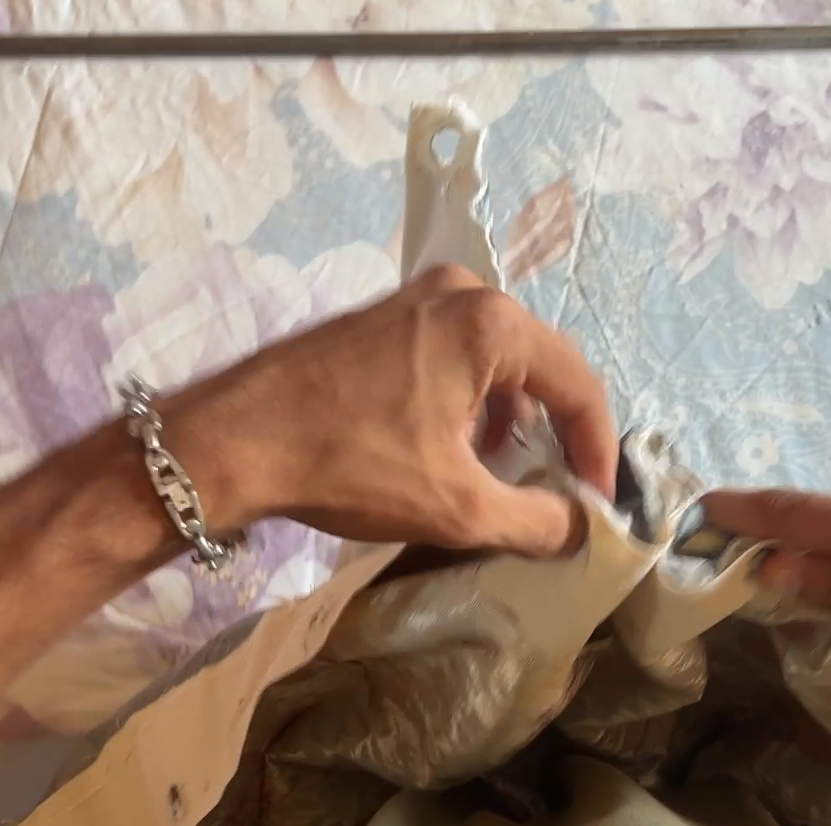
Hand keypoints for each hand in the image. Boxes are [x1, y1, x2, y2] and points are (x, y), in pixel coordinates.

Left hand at [165, 265, 616, 557]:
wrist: (233, 439)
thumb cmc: (352, 464)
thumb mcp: (458, 508)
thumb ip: (537, 521)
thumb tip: (583, 530)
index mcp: (491, 323)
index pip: (578, 386)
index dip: (597, 449)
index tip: (597, 500)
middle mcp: (459, 292)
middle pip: (538, 367)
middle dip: (550, 431)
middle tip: (551, 483)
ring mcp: (413, 297)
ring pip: (493, 360)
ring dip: (506, 416)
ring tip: (494, 466)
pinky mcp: (379, 316)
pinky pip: (451, 354)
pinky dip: (466, 399)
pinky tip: (445, 440)